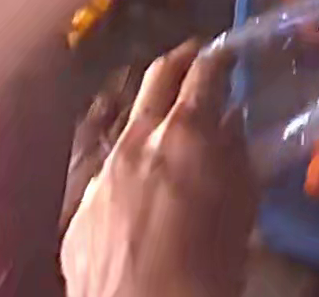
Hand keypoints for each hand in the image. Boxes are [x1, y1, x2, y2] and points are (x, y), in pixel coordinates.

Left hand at [61, 40, 256, 296]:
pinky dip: (131, 172)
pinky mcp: (78, 213)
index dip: (218, 56)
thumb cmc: (208, 265)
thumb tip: (230, 120)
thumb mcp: (241, 203)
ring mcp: (101, 175)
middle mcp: (137, 140)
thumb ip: (235, 151)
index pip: (203, 70)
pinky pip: (108, 176)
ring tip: (172, 137)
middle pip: (157, 76)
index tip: (229, 53)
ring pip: (129, 126)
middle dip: (180, 60)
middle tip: (197, 59)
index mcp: (184, 131)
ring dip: (153, 120)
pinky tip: (143, 200)